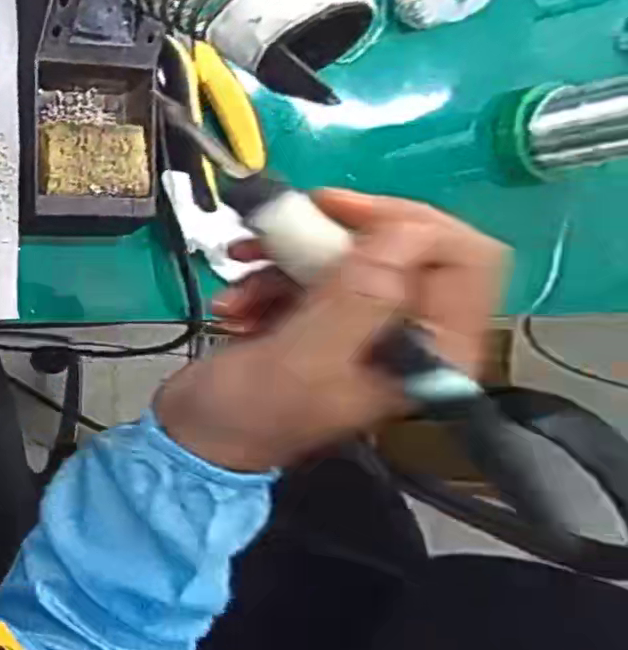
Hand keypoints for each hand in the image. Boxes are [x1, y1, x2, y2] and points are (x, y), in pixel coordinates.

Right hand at [155, 189, 507, 472]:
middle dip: (324, 242)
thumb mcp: (300, 359)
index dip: (400, 222)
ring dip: (279, 266)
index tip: (326, 208)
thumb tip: (401, 233)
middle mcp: (405, 334)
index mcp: (431, 347)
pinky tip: (231, 307)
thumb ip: (355, 300)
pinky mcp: (309, 328)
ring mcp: (354, 331)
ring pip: (338, 265)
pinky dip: (261, 286)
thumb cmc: (245, 413)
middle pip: (394, 254)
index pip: (459, 257)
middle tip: (265, 237)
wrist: (189, 441)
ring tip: (234, 289)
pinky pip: (300, 284)